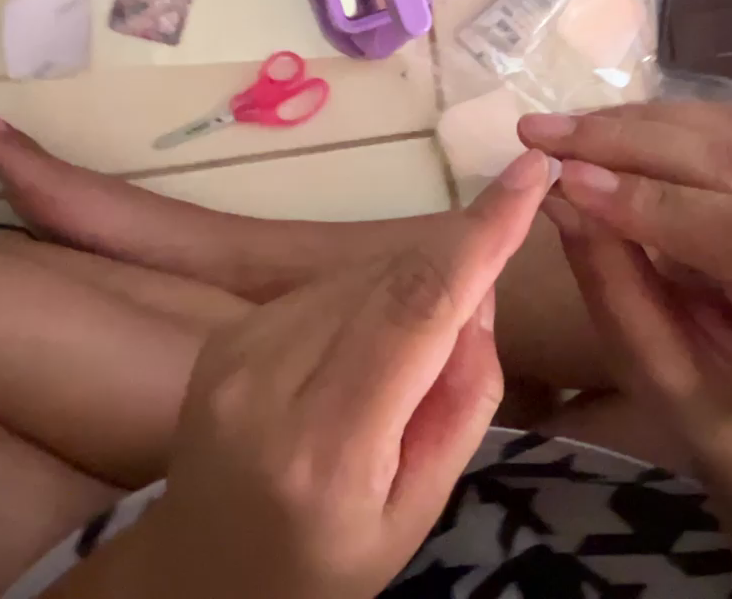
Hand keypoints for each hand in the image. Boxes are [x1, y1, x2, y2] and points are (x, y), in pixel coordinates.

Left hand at [117, 151, 557, 598]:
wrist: (202, 571)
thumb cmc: (327, 560)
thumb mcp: (420, 507)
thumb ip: (463, 397)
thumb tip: (478, 291)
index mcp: (329, 445)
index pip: (418, 308)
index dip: (480, 234)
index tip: (528, 173)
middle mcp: (269, 380)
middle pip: (391, 278)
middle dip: (454, 268)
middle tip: (474, 318)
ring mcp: (237, 348)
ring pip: (359, 275)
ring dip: (406, 291)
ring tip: (401, 366)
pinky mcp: (227, 332)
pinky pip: (324, 288)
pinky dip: (364, 302)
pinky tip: (358, 355)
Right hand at [518, 104, 731, 451]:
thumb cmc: (703, 398)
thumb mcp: (645, 365)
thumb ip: (609, 276)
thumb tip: (557, 187)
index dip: (657, 202)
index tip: (568, 181)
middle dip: (631, 143)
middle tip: (542, 136)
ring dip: (637, 123)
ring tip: (561, 130)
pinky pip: (728, 128)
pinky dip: (655, 121)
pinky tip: (601, 129)